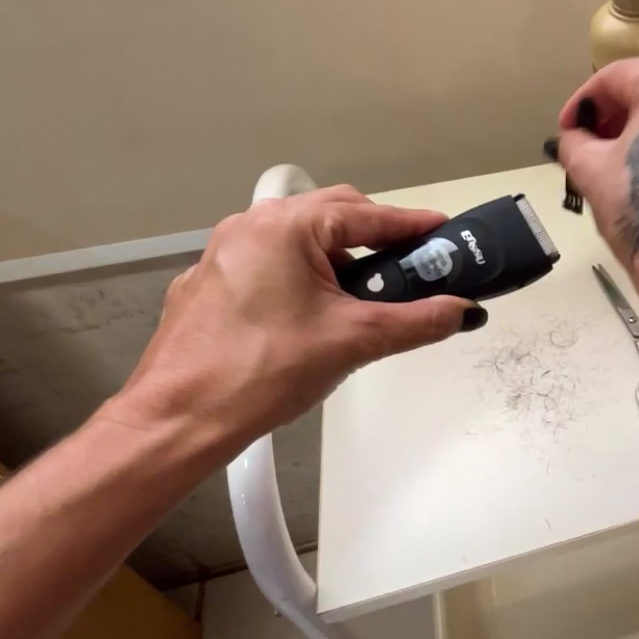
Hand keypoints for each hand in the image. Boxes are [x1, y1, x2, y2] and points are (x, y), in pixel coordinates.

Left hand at [99, 186, 478, 450]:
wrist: (175, 424)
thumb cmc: (261, 372)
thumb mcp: (356, 341)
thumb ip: (419, 321)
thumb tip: (463, 311)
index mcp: (286, 227)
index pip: (369, 215)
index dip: (413, 224)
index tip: (445, 231)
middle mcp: (250, 227)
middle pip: (333, 215)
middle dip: (376, 235)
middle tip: (410, 263)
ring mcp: (223, 254)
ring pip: (300, 238)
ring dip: (340, 255)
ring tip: (366, 292)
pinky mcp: (208, 284)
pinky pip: (271, 261)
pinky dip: (304, 272)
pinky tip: (315, 311)